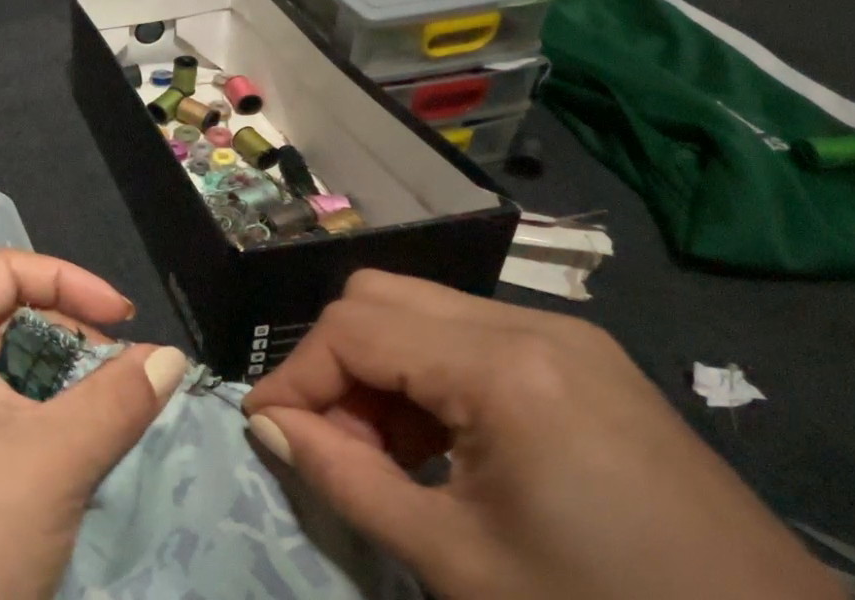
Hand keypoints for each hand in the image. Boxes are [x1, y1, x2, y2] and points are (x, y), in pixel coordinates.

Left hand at [0, 251, 187, 599]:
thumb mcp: (57, 456)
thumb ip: (119, 398)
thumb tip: (173, 356)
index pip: (4, 270)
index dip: (68, 280)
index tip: (125, 318)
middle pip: (8, 311)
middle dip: (72, 331)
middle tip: (125, 370)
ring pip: (13, 361)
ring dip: (67, 374)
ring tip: (114, 405)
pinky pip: (7, 403)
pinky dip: (50, 409)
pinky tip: (86, 439)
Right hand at [244, 270, 839, 599]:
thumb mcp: (455, 557)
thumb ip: (344, 479)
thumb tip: (267, 426)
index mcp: (503, 365)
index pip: (352, 329)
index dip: (295, 376)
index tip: (268, 431)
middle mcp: (531, 324)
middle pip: (381, 298)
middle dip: (336, 364)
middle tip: (334, 443)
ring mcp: (567, 338)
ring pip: (422, 313)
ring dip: (380, 371)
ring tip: (386, 456)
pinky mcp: (587, 363)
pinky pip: (471, 338)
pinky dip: (428, 378)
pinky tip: (440, 448)